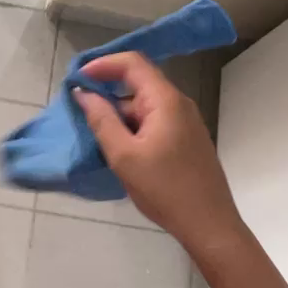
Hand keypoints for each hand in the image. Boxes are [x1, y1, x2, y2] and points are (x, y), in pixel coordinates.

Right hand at [74, 52, 246, 251]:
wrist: (209, 224)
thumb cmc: (164, 189)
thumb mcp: (124, 156)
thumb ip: (102, 120)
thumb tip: (83, 93)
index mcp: (165, 100)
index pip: (133, 63)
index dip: (103, 64)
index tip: (78, 78)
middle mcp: (178, 103)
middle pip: (139, 82)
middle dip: (108, 92)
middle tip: (81, 111)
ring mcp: (185, 121)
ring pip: (145, 104)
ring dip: (119, 114)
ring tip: (97, 136)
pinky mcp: (186, 139)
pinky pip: (154, 120)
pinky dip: (133, 126)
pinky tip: (120, 149)